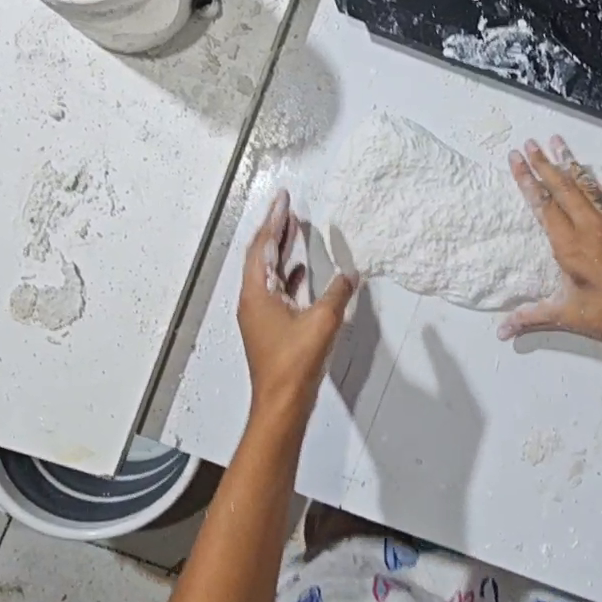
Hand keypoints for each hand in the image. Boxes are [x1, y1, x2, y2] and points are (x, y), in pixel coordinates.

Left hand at [237, 190, 357, 423]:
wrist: (281, 402)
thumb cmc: (296, 362)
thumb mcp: (323, 321)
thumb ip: (337, 292)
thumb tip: (349, 273)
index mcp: (257, 293)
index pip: (263, 246)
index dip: (274, 220)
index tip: (283, 198)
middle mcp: (253, 300)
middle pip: (262, 256)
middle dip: (276, 230)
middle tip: (289, 207)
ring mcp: (260, 315)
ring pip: (269, 273)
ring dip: (282, 250)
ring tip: (296, 229)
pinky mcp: (270, 328)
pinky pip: (277, 290)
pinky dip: (288, 275)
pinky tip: (302, 270)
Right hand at [502, 138, 601, 392]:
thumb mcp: (567, 316)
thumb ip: (532, 317)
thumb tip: (502, 331)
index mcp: (570, 246)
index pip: (543, 206)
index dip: (527, 181)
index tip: (516, 159)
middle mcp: (590, 229)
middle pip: (563, 189)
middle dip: (545, 165)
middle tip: (531, 143)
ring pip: (589, 187)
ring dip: (572, 163)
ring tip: (559, 141)